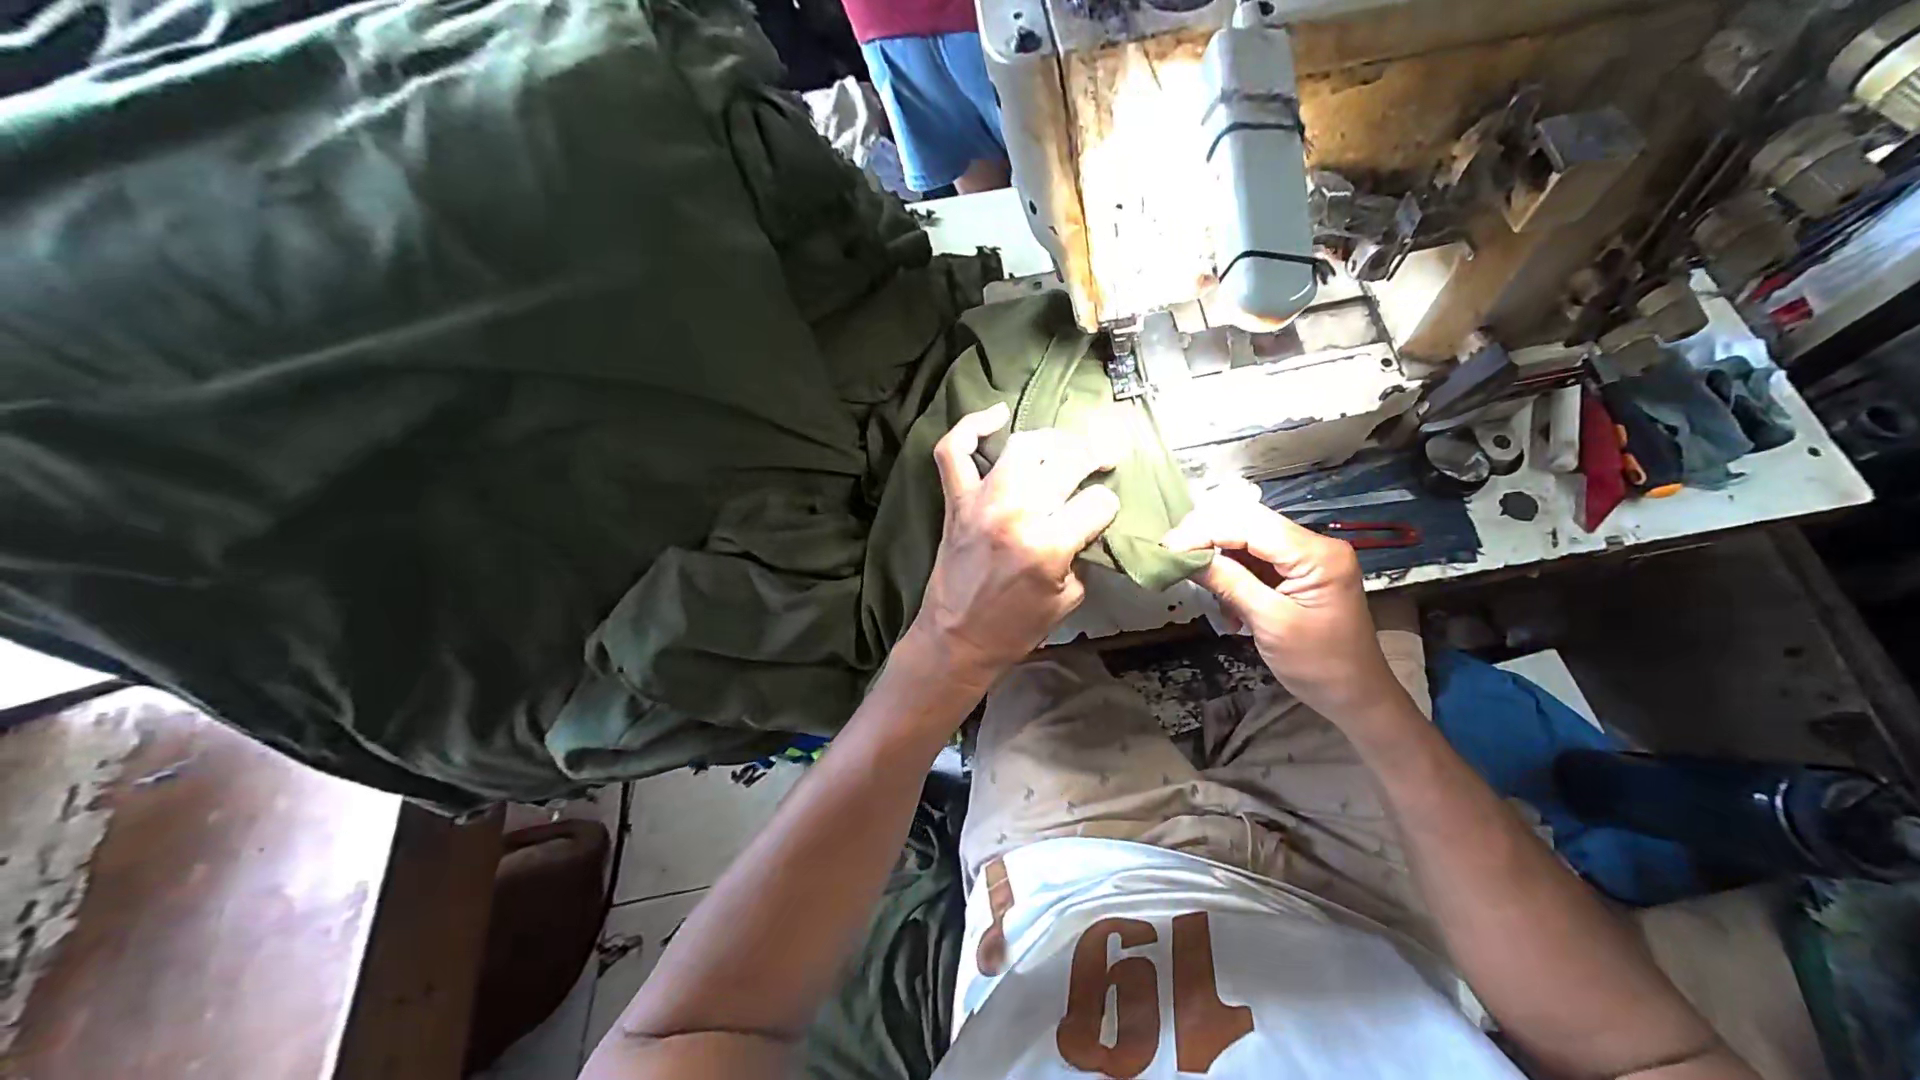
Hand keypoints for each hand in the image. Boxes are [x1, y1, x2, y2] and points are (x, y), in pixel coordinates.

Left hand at [906, 403, 1120, 691]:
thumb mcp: (1069, 596)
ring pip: (1022, 446)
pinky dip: (971, 427)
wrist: (958, 639)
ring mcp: (982, 503)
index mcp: (1049, 545)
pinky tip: (996, 416)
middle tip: (1100, 460)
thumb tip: (1089, 519)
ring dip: (1050, 441)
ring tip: (1063, 448)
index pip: (1098, 501)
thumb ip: (1083, 552)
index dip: (1107, 505)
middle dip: (1092, 457)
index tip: (1102, 512)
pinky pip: (955, 452)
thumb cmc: (1015, 627)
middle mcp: (1016, 515)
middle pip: (1066, 461)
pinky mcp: (956, 501)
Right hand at [1164, 499, 1408, 725]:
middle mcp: (1314, 544)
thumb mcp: (1269, 622)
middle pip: (1248, 523)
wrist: (1356, 696)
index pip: (1250, 525)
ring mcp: (1306, 557)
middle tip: (1173, 558)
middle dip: (1207, 538)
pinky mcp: (1298, 572)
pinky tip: (1229, 605)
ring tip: (1204, 589)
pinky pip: (1255, 560)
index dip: (1204, 531)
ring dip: (1219, 561)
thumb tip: (1185, 556)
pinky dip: (1233, 576)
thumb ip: (1229, 582)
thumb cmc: (1318, 664)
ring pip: (1247, 540)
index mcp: (1317, 554)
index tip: (1167, 548)